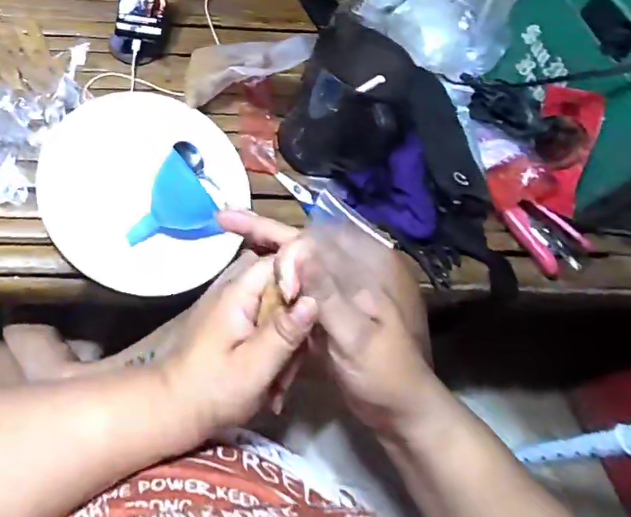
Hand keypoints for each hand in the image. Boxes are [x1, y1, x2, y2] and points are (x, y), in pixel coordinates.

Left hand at [154, 250, 318, 443]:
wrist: (170, 409)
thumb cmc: (212, 389)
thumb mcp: (255, 366)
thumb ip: (284, 332)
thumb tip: (315, 299)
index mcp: (238, 291)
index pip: (279, 261)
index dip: (303, 281)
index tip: (318, 315)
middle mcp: (233, 288)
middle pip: (279, 287)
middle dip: (293, 324)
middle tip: (293, 364)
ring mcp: (230, 305)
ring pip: (272, 310)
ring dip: (283, 344)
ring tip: (278, 384)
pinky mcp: (229, 323)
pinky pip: (260, 324)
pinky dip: (269, 350)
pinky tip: (270, 384)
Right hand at [221, 208, 435, 431]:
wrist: (404, 412)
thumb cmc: (386, 375)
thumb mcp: (356, 336)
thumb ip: (327, 292)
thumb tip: (298, 250)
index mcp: (368, 261)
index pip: (317, 240)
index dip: (287, 252)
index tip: (272, 278)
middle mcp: (356, 261)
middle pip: (303, 239)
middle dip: (264, 228)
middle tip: (227, 217)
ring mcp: (344, 279)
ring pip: (298, 254)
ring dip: (265, 242)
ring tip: (232, 226)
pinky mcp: (333, 298)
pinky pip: (300, 274)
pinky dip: (275, 266)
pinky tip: (253, 258)